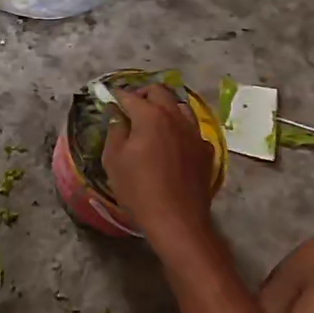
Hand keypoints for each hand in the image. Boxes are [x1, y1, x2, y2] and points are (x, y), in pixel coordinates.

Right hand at [102, 85, 216, 242]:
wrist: (177, 220)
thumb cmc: (138, 188)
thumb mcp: (113, 159)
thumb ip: (114, 131)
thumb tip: (117, 116)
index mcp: (150, 116)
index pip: (129, 96)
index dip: (116, 96)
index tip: (108, 98)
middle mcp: (175, 117)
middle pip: (160, 92)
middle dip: (143, 94)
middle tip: (130, 106)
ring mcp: (194, 133)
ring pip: (180, 107)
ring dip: (164, 107)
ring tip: (152, 121)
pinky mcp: (206, 151)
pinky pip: (192, 129)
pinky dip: (180, 127)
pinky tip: (172, 142)